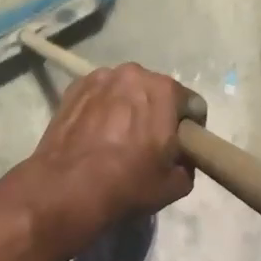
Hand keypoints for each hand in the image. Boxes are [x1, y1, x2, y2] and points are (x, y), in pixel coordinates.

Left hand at [13, 61, 194, 254]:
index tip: (184, 145)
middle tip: (152, 141)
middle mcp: (132, 74)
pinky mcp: (74, 87)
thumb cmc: (127, 183)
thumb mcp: (177, 184)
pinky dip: (103, 106)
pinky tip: (97, 131)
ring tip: (120, 136)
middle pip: (155, 91)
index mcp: (163, 90)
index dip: (192, 126)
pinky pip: (99, 94)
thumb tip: (179, 156)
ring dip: (128, 106)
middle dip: (158, 111)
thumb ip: (187, 162)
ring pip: (125, 89)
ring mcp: (99, 77)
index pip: (191, 103)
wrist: (67, 186)